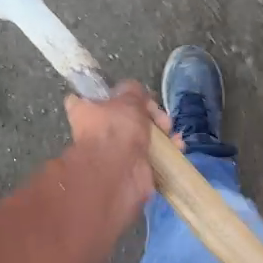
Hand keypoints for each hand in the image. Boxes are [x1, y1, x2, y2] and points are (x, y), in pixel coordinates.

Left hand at [63, 81, 171, 214]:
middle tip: (159, 116)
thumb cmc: (116, 128)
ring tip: (170, 130)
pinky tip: (177, 145)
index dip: (109, 95)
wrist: (120, 172)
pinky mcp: (134, 167)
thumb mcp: (128, 98)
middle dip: (148, 114)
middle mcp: (97, 131)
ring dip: (160, 132)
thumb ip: (134, 91)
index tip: (128, 95)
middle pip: (125, 116)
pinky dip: (166, 150)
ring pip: (141, 135)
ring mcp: (115, 151)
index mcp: (84, 111)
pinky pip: (152, 154)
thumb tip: (135, 91)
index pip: (90, 98)